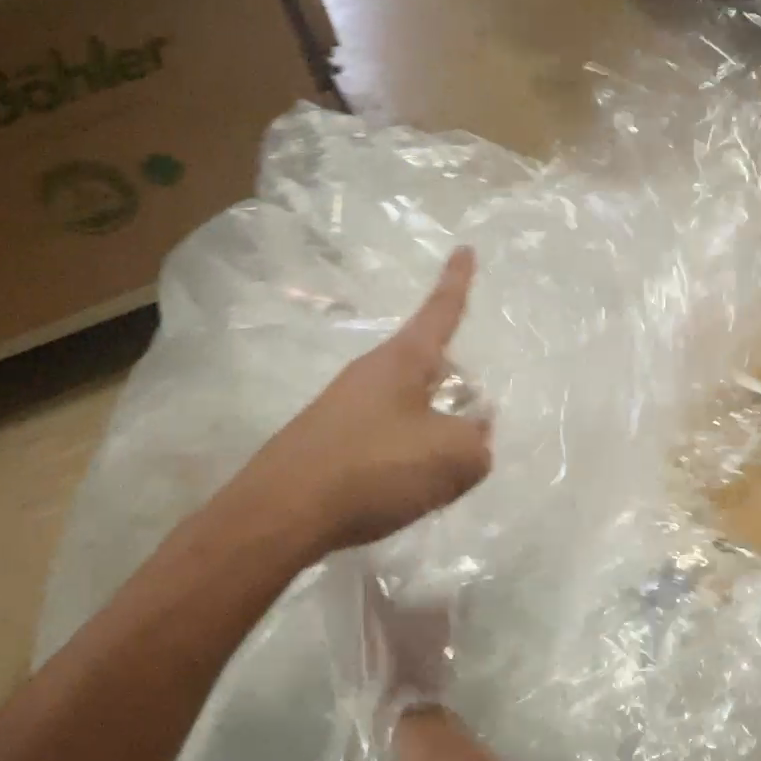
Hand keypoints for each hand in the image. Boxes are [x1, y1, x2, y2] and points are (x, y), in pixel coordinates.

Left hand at [226, 247, 492, 558]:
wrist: (282, 512)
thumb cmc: (374, 468)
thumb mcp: (451, 458)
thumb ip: (478, 443)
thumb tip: (475, 435)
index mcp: (402, 362)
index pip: (439, 312)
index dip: (457, 283)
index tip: (464, 248)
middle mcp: (370, 375)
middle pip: (426, 367)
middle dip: (454, 386)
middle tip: (473, 419)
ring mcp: (344, 409)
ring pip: (407, 408)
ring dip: (432, 429)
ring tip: (443, 471)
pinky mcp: (329, 444)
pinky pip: (384, 439)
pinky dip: (405, 457)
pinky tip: (407, 491)